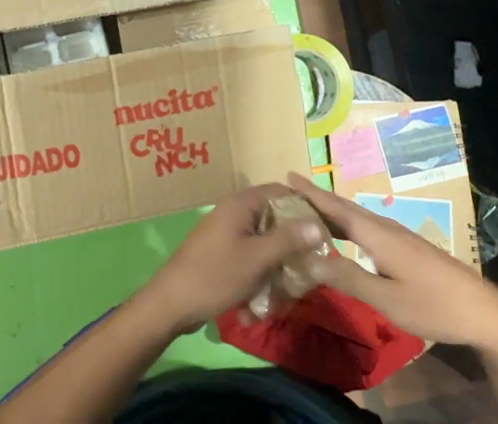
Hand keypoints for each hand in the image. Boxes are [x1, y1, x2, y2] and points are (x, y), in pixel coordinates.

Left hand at [130, 183, 328, 333]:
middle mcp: (234, 212)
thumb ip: (288, 239)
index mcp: (241, 204)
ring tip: (284, 293)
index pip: (281, 192)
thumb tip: (317, 224)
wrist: (171, 304)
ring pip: (264, 244)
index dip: (305, 208)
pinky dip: (258, 277)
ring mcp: (226, 234)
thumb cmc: (215, 275)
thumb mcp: (257, 258)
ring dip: (275, 267)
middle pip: (275, 220)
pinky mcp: (222, 254)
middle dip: (291, 245)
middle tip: (308, 267)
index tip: (325, 231)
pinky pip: (250, 259)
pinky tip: (257, 305)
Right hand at [286, 173, 497, 349]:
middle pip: (346, 208)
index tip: (286, 176)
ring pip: (358, 217)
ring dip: (332, 212)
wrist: (485, 313)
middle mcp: (387, 228)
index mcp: (378, 235)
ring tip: (307, 212)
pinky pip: (368, 227)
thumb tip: (308, 257)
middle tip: (288, 192)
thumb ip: (348, 277)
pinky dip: (347, 225)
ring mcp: (400, 237)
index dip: (311, 193)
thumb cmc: (434, 306)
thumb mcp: (387, 299)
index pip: (337, 208)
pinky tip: (343, 237)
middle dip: (317, 199)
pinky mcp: (408, 248)